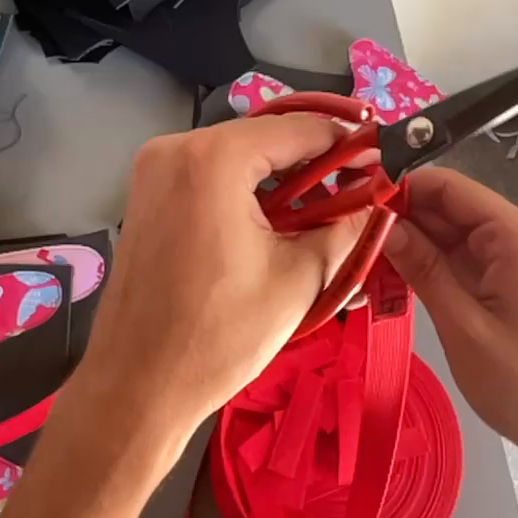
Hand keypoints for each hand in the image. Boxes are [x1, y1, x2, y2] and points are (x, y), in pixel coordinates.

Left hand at [70, 115, 367, 441]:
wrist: (137, 388)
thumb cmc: (219, 336)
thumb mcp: (300, 278)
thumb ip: (345, 227)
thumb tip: (374, 201)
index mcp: (213, 158)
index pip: (298, 129)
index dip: (346, 144)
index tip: (380, 163)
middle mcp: (176, 148)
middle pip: (266, 137)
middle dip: (314, 162)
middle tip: (356, 191)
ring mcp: (154, 170)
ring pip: (239, 155)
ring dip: (282, 177)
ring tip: (322, 212)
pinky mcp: (147, 195)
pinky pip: (211, 174)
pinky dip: (248, 189)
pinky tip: (277, 220)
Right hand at [382, 167, 517, 465]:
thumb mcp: (463, 325)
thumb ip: (423, 268)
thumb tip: (382, 222)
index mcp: (513, 235)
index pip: (450, 187)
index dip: (403, 187)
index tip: (353, 199)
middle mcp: (512, 236)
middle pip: (446, 207)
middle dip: (398, 215)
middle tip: (344, 232)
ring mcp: (505, 261)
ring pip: (445, 234)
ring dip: (405, 242)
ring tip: (354, 253)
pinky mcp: (497, 283)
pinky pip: (453, 260)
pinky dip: (421, 265)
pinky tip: (384, 275)